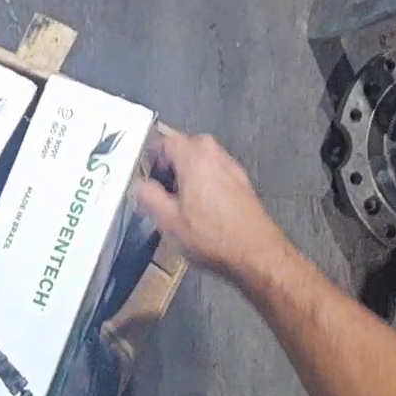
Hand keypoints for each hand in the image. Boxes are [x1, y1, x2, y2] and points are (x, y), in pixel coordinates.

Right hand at [134, 130, 291, 283]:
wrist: (257, 255)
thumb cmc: (209, 236)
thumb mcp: (168, 220)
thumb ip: (148, 197)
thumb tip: (138, 185)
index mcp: (194, 158)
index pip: (166, 140)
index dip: (150, 155)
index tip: (143, 175)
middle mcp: (215, 155)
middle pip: (186, 145)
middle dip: (169, 162)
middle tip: (159, 186)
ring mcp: (232, 168)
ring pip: (202, 159)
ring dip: (187, 172)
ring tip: (177, 199)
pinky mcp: (242, 184)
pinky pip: (215, 171)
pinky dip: (203, 180)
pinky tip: (200, 208)